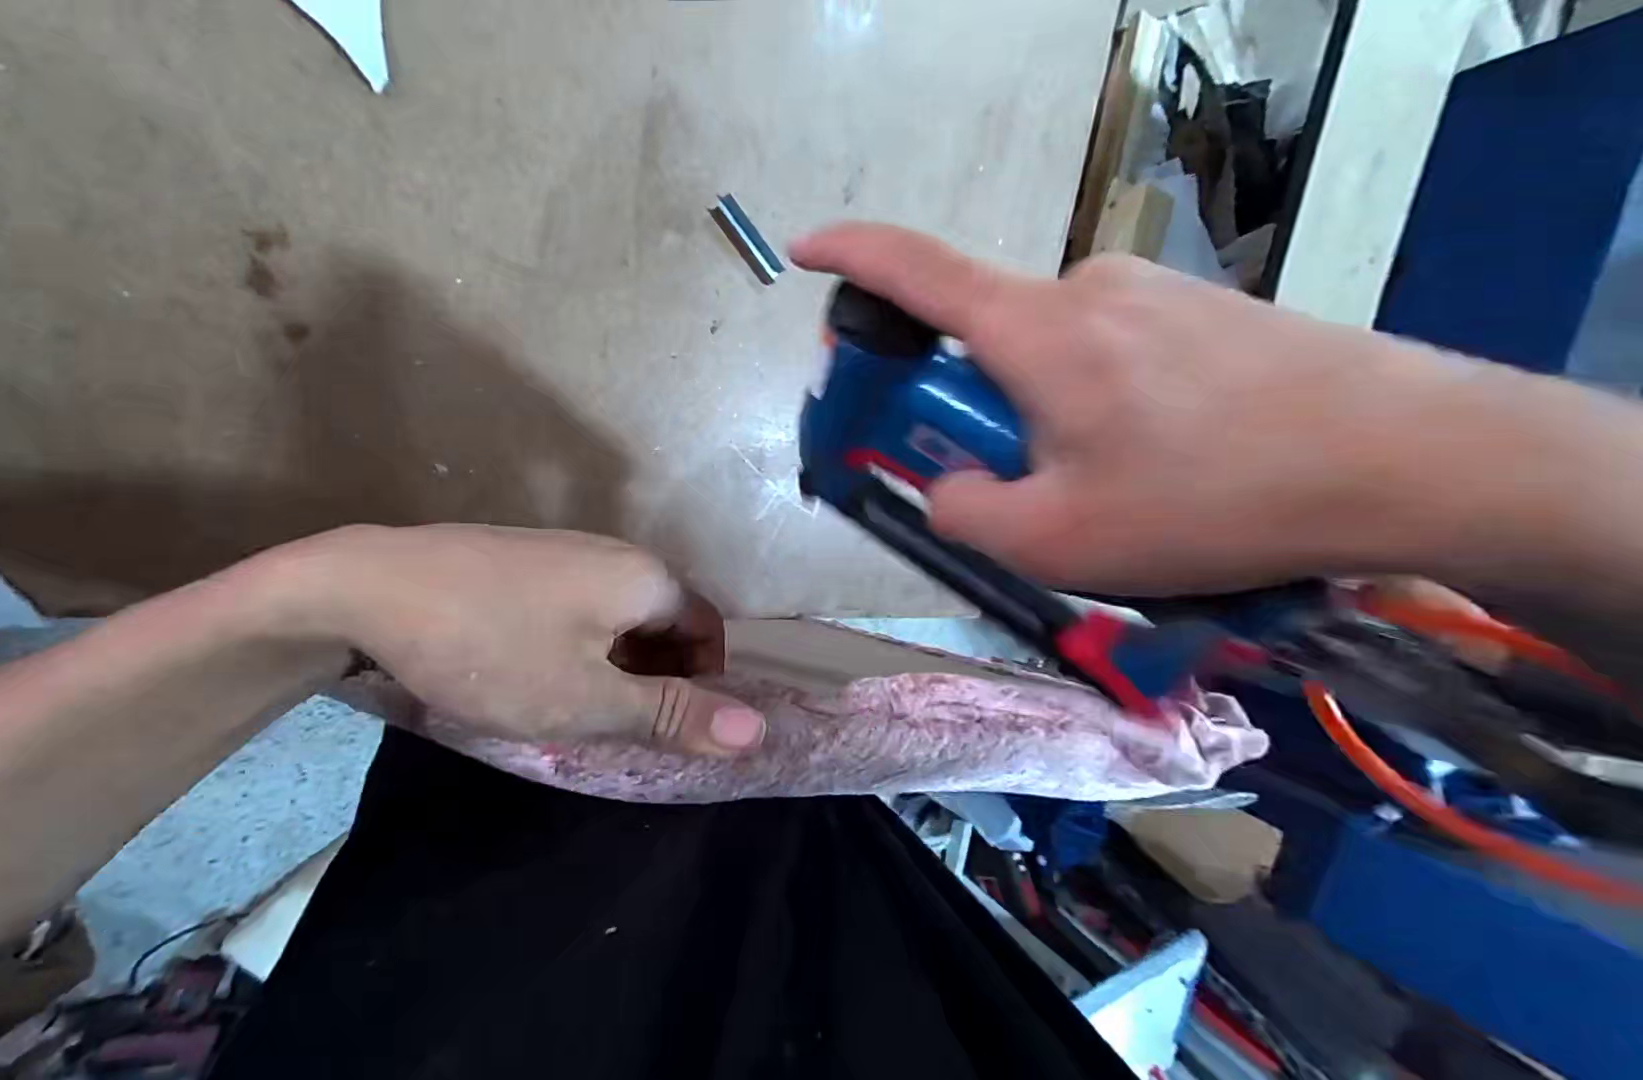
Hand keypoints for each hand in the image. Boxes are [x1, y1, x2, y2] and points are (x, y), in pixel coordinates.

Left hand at [257, 524, 767, 755]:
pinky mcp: (524, 560)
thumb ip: (672, 714)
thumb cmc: (491, 648)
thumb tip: (757, 732)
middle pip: (664, 621)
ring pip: (617, 616)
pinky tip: (534, 673)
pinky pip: (577, 606)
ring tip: (573, 709)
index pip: (709, 629)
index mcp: (644, 577)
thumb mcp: (587, 699)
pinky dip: (577, 646)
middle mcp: (614, 553)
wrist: (369, 588)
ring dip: (614, 666)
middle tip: (618, 729)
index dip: (703, 684)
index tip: (669, 730)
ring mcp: (565, 551)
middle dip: (656, 679)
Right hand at [791, 222, 1528, 594]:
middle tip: (987, 475)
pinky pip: (1096, 354)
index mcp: (1034, 332)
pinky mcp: (1190, 311)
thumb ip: (961, 512)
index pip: (914, 270)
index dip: (846, 254)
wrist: (1419, 461)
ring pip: (1038, 356)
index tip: (801, 253)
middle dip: (957, 407)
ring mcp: (1142, 294)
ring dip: (1026, 416)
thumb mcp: (1052, 539)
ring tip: (1087, 485)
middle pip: (975, 340)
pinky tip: (1141, 459)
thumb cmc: (1213, 499)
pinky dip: (1078, 405)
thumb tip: (944, 489)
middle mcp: (1080, 290)